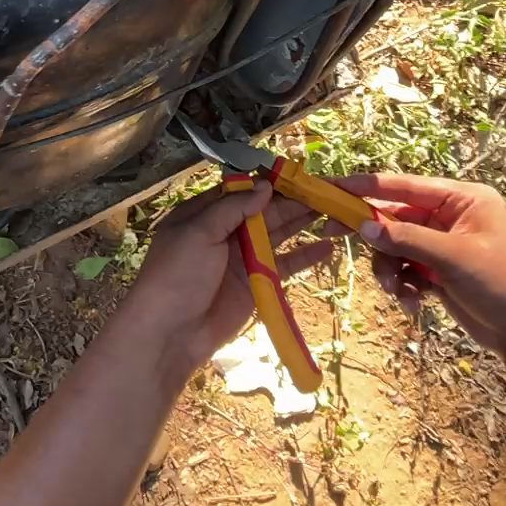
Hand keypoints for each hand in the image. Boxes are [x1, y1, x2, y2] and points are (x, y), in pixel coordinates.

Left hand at [121, 181, 335, 375]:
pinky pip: (284, 265)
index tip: (297, 173)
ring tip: (335, 211)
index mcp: (204, 213)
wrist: (170, 332)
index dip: (268, 182)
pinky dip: (304, 256)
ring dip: (303, 222)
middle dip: (293, 200)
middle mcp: (225, 231)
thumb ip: (232, 208)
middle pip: (264, 210)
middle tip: (328, 190)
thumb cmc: (176, 274)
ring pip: (278, 234)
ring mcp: (242, 258)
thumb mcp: (198, 232)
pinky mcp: (257, 283)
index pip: (241, 190)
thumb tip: (265, 186)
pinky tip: (328, 246)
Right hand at [339, 173, 505, 353]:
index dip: (368, 186)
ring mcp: (446, 246)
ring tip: (395, 289)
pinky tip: (412, 302)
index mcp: (463, 199)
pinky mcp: (442, 273)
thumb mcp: (455, 258)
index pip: (406, 185)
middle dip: (376, 237)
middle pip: (396, 217)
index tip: (334, 186)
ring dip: (389, 267)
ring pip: (398, 247)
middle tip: (334, 236)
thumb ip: (407, 239)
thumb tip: (363, 226)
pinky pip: (408, 269)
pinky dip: (403, 283)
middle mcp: (452, 218)